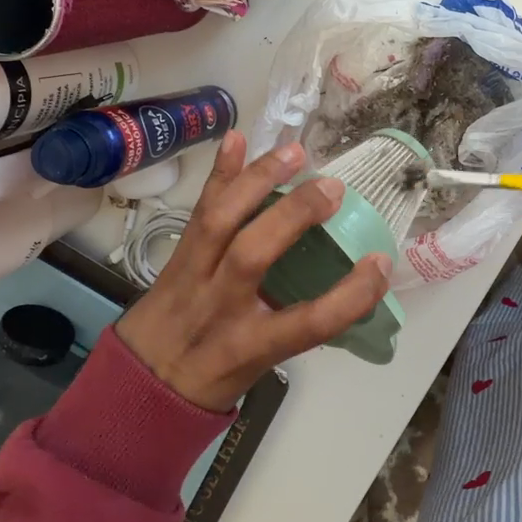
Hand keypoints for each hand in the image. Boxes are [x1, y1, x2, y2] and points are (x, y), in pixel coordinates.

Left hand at [114, 132, 391, 410]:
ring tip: (294, 153)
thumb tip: (351, 289)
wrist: (141, 383)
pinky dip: (219, 173)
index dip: (350, 295)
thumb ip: (301, 328)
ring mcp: (193, 276)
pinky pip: (199, 209)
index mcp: (251, 346)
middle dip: (293, 215)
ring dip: (257, 180)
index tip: (381, 264)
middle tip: (333, 189)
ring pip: (220, 221)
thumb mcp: (263, 367)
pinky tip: (236, 138)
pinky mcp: (178, 255)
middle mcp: (219, 307)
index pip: (309, 323)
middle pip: (253, 255)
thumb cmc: (215, 377)